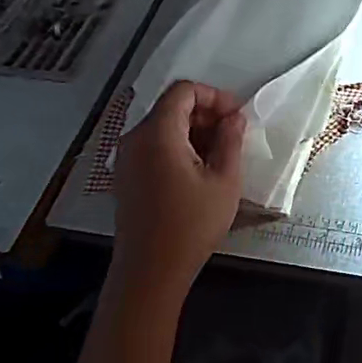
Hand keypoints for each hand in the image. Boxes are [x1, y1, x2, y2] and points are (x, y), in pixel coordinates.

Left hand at [111, 81, 245, 299]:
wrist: (151, 271)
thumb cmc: (191, 226)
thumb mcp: (224, 181)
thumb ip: (231, 141)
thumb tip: (234, 119)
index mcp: (157, 133)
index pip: (183, 91)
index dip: (214, 96)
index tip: (236, 115)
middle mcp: (134, 138)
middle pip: (170, 107)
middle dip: (205, 114)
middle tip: (232, 134)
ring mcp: (125, 158)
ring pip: (161, 127)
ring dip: (192, 132)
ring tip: (219, 155)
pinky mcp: (125, 177)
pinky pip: (152, 147)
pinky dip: (176, 147)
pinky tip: (198, 172)